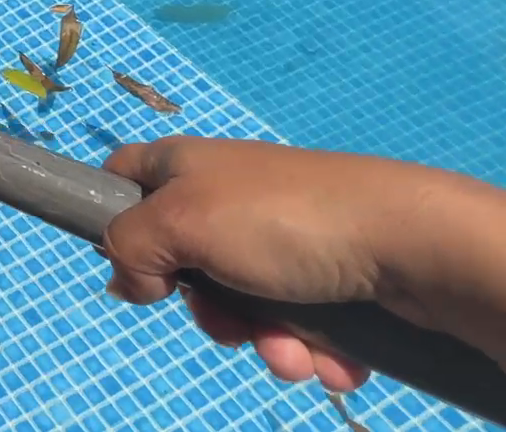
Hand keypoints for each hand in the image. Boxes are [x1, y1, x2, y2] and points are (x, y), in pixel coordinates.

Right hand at [101, 137, 436, 390]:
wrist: (415, 243)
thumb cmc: (273, 219)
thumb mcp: (176, 225)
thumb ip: (128, 247)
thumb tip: (124, 279)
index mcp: (181, 166)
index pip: (122, 176)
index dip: (111, 212)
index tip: (128, 258)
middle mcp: (225, 195)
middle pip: (183, 255)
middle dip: (205, 305)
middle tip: (225, 325)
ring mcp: (281, 234)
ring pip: (243, 295)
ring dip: (261, 337)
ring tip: (291, 358)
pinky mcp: (334, 271)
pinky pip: (300, 316)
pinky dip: (307, 345)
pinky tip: (327, 360)